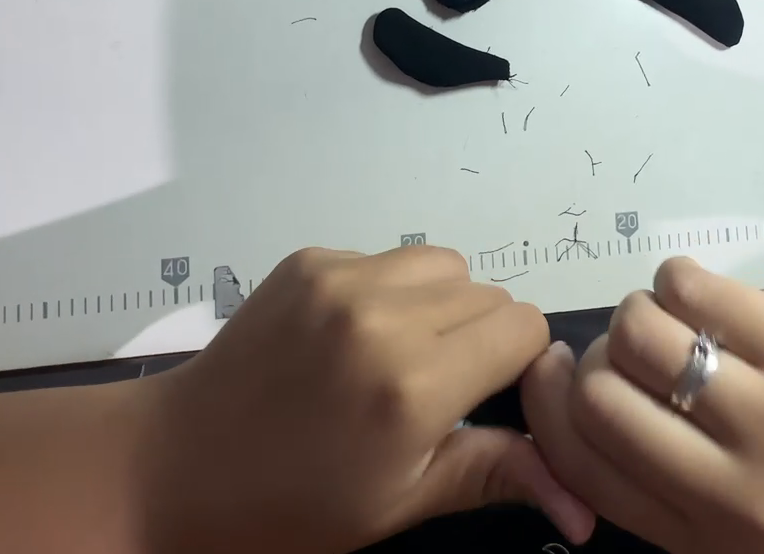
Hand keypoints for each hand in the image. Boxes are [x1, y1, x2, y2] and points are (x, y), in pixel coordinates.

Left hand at [148, 246, 594, 552]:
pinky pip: (387, 256)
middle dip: (480, 334)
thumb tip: (588, 506)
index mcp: (413, 385)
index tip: (487, 394)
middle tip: (435, 383)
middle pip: (486, 291)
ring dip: (441, 301)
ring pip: (443, 263)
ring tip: (399, 350)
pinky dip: (389, 288)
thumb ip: (495, 474)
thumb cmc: (294, 506)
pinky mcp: (311, 256)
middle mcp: (384, 313)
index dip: (518, 362)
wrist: (175, 464)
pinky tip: (349, 333)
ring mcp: (341, 276)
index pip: (521, 327)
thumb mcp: (400, 504)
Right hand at [521, 257, 763, 552]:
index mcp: (706, 535)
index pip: (583, 465)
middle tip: (639, 349)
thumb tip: (557, 385)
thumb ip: (646, 466)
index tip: (555, 365)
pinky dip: (678, 279)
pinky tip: (712, 299)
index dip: (549, 403)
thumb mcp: (726, 498)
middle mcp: (735, 490)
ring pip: (636, 329)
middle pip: (599, 393)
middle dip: (601, 353)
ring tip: (682, 320)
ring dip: (642, 309)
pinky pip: (681, 282)